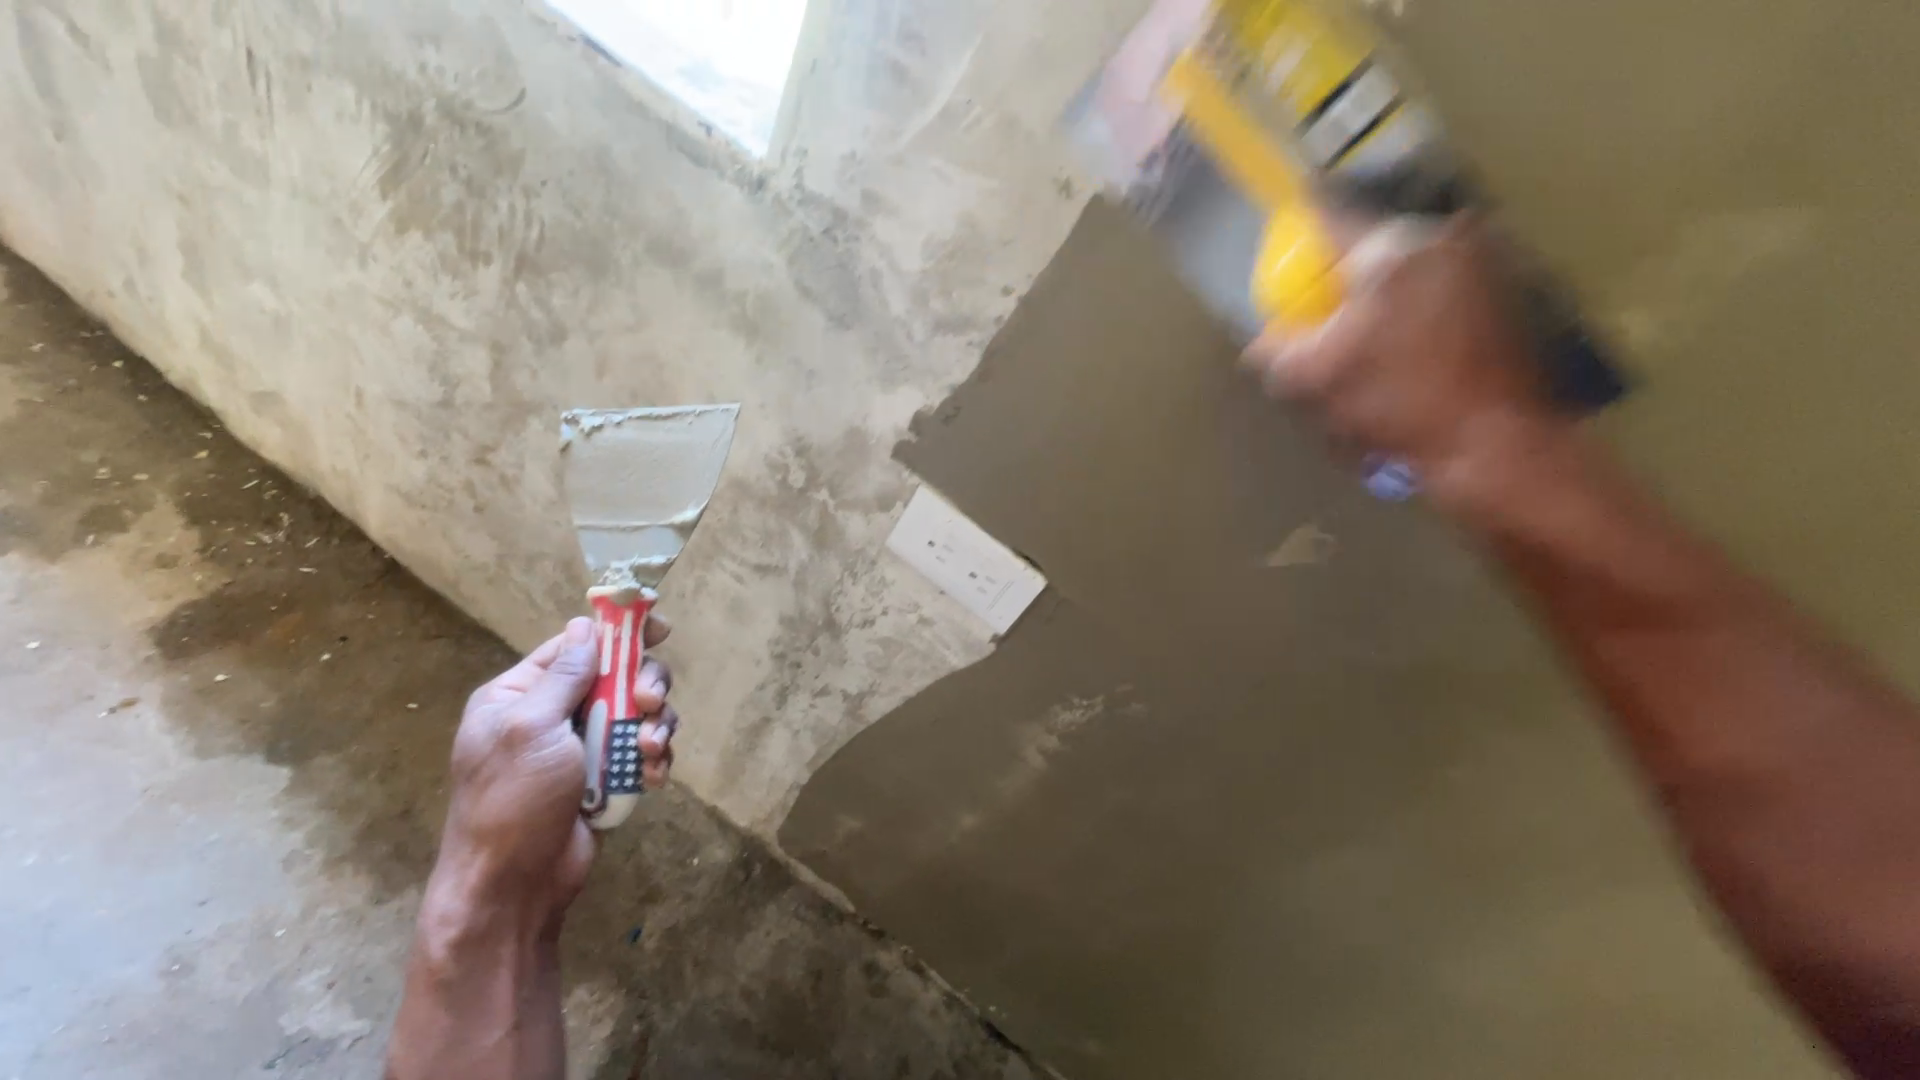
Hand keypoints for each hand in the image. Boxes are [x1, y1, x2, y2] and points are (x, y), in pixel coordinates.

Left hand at [431, 614, 676, 932]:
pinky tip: (652, 776)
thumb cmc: (512, 799)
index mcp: (520, 695)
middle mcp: (552, 714)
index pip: (575, 646)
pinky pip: (642, 751)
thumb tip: (584, 625)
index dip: (618, 633)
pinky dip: (653, 759)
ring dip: (653, 726)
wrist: (515, 885)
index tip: (659, 628)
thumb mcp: (531, 727)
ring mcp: (581, 748)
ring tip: (648, 750)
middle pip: (617, 676)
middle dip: (643, 685)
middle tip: (647, 703)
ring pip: (637, 713)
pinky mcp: (606, 777)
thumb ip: (563, 674)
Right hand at [1243, 213, 1567, 502]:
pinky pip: (1442, 294)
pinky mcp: (1509, 298)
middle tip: (1325, 318)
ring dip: (1383, 301)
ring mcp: (1487, 265)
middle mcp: (1444, 240)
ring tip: (1367, 348)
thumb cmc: (1399, 402)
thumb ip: (1277, 349)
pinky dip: (1417, 317)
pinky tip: (1407, 360)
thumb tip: (1264, 340)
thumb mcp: (1315, 379)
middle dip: (1346, 279)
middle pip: (1373, 249)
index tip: (1288, 238)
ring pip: (1409, 272)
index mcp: (1393, 248)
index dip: (1302, 228)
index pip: (1331, 217)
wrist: (1493, 444)